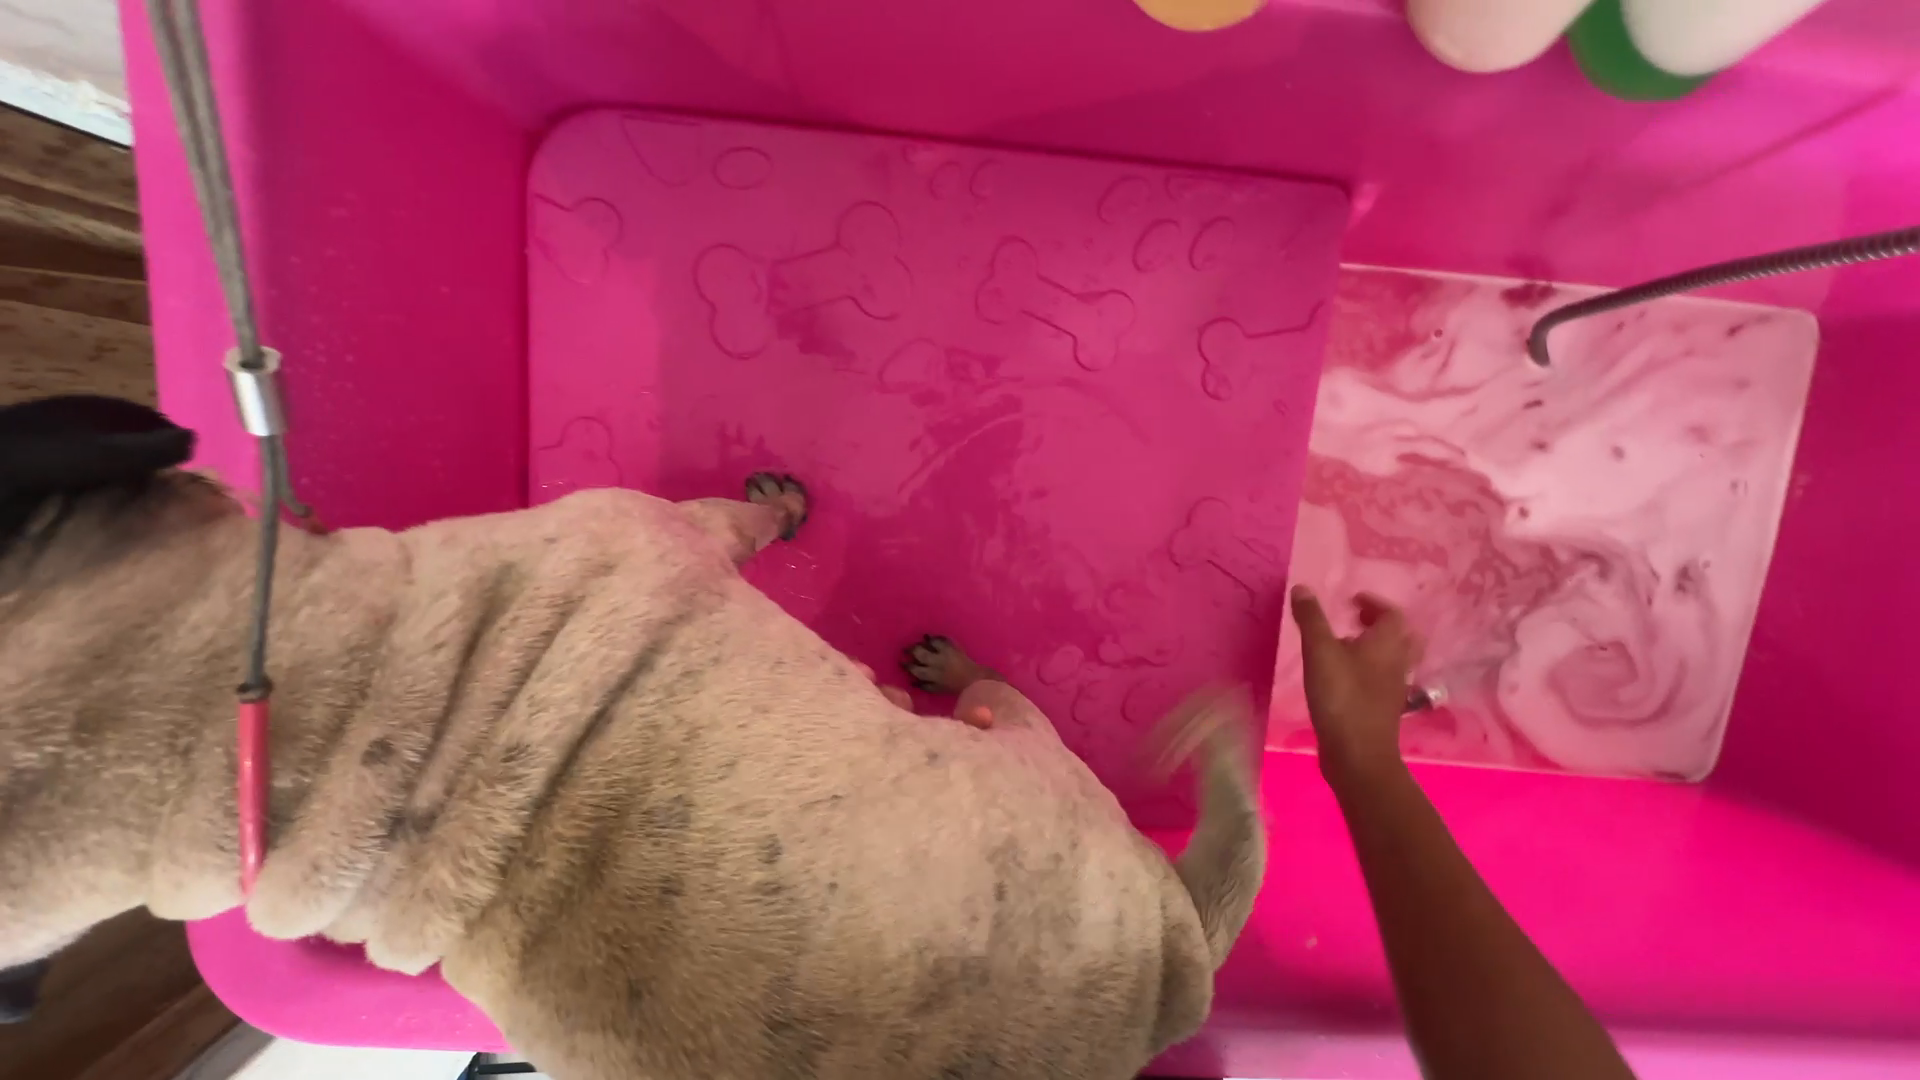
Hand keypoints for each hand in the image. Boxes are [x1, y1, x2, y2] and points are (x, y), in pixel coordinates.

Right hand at [1289, 585, 1424, 781]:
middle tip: (1355, 620)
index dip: (1373, 603)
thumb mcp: (1319, 652)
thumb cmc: (1341, 697)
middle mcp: (1397, 663)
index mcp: (1386, 645)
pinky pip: (1383, 677)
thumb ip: (1311, 619)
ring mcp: (1393, 688)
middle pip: (1401, 636)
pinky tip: (1344, 675)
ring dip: (1376, 646)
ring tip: (1347, 645)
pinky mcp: (1383, 707)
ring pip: (1393, 658)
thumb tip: (1302, 588)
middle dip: (1380, 624)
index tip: (1351, 600)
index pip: (1391, 614)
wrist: (1358, 754)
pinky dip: (1369, 668)